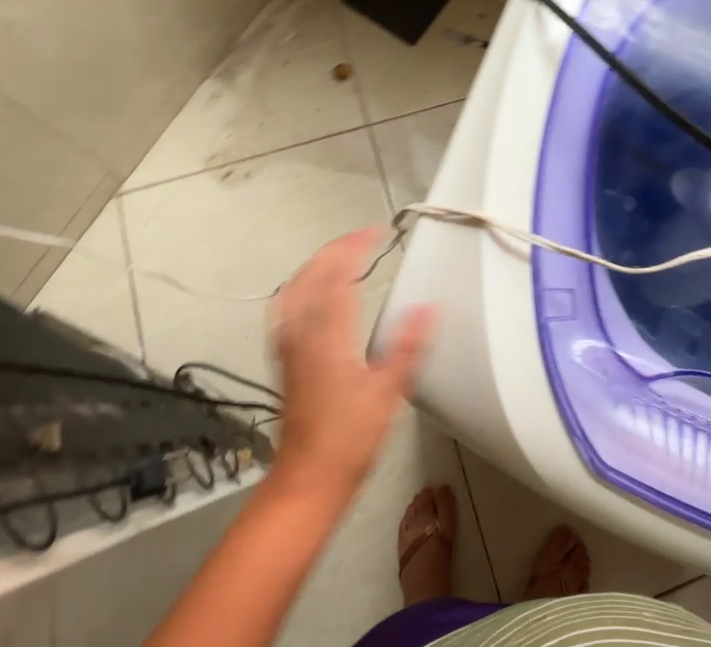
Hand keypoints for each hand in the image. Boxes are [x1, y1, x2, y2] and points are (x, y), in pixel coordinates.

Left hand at [269, 228, 436, 495]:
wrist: (306, 479)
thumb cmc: (350, 439)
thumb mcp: (388, 393)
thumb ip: (407, 347)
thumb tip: (428, 306)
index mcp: (327, 336)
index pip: (337, 275)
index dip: (356, 247)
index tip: (378, 231)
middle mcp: (300, 333)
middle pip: (310, 275)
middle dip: (336, 249)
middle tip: (364, 237)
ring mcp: (286, 346)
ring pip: (293, 289)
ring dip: (316, 264)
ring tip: (340, 256)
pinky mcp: (283, 360)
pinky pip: (287, 307)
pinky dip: (301, 286)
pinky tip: (312, 293)